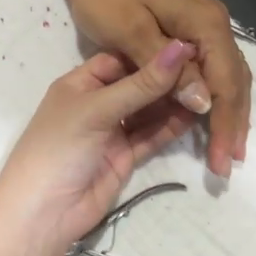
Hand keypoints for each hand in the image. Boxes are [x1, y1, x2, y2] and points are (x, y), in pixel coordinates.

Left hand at [0, 41, 199, 255]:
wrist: (43, 212)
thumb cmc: (60, 148)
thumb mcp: (98, 109)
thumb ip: (142, 83)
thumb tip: (182, 46)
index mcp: (80, 82)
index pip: (123, 57)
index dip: (154, 51)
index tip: (193, 44)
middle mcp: (97, 102)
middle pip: (140, 84)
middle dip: (170, 79)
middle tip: (211, 68)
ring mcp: (111, 131)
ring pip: (150, 110)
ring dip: (175, 102)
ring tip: (212, 90)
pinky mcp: (124, 156)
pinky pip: (153, 136)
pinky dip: (173, 127)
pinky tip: (199, 115)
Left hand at [59, 0, 251, 177]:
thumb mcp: (129, 34)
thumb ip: (161, 70)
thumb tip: (204, 101)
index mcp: (200, 25)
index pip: (223, 80)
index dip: (224, 121)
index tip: (223, 156)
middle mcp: (205, 32)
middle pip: (228, 84)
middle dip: (229, 125)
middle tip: (228, 164)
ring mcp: (191, 42)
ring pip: (215, 87)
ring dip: (219, 121)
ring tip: (223, 157)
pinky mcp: (175, 50)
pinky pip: (193, 85)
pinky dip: (197, 110)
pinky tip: (202, 134)